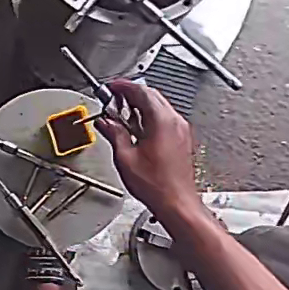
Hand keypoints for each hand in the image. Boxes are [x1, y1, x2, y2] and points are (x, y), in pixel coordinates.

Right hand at [95, 79, 203, 223]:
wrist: (177, 203)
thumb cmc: (157, 186)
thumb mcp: (125, 158)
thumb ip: (115, 134)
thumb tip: (106, 123)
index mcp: (161, 122)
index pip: (142, 92)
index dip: (123, 86)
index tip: (112, 87)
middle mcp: (175, 122)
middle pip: (152, 95)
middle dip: (131, 94)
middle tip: (114, 99)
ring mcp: (181, 130)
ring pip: (159, 106)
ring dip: (140, 106)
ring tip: (122, 116)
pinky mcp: (181, 140)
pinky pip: (164, 119)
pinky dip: (149, 117)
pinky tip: (137, 129)